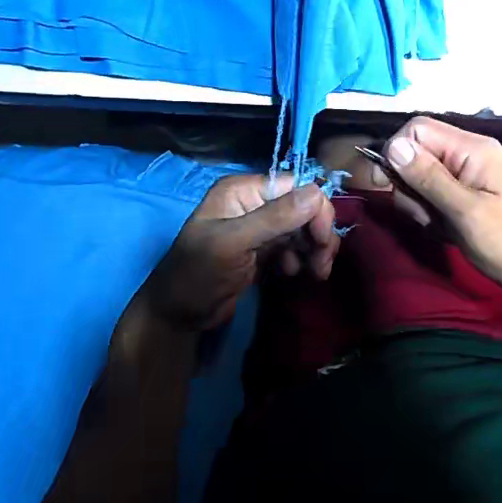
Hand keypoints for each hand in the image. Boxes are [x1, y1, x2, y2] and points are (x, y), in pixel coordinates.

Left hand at [138, 174, 338, 331]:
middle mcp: (252, 203)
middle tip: (322, 264)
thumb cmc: (198, 274)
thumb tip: (317, 193)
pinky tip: (294, 273)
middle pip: (303, 207)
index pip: (294, 186)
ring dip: (314, 248)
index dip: (315, 209)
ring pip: (302, 229)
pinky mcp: (263, 251)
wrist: (178, 316)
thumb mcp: (233, 243)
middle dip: (318, 233)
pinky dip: (302, 258)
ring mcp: (258, 228)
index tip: (322, 239)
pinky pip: (293, 246)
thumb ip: (274, 218)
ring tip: (316, 273)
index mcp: (242, 191)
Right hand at [378, 117, 501, 300]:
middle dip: (409, 187)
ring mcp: (467, 176)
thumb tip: (393, 146)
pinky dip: (431, 215)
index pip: (417, 129)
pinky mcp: (464, 196)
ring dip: (419, 205)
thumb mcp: (466, 212)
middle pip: (415, 154)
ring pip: (419, 179)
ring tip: (442, 227)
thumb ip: (429, 177)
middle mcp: (468, 155)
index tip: (386, 184)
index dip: (395, 152)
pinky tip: (447, 231)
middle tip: (426, 215)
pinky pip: (431, 196)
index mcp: (473, 149)